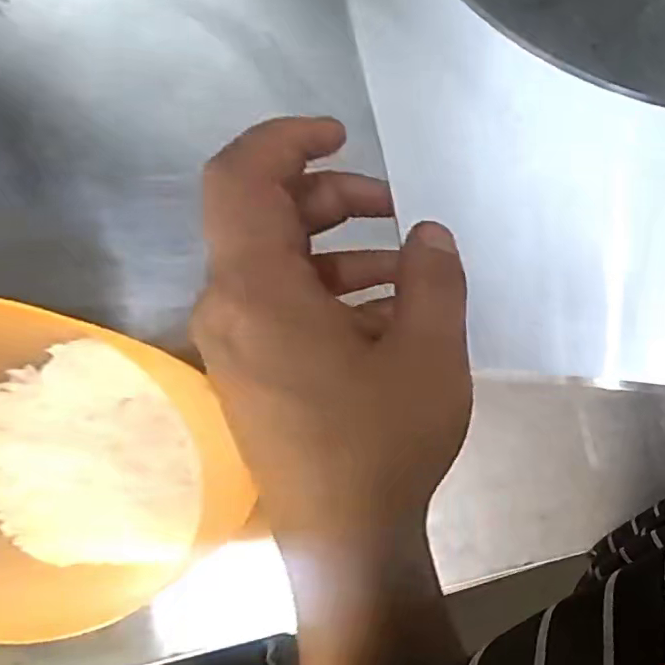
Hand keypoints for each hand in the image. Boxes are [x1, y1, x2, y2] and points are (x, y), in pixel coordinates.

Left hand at [191, 117, 470, 556]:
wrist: (348, 529)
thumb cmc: (389, 437)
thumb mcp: (432, 354)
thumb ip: (434, 283)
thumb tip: (430, 235)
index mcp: (259, 291)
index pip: (244, 181)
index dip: (289, 144)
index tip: (345, 135)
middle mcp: (230, 309)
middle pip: (264, 224)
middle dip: (331, 202)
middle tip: (399, 210)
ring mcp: (239, 347)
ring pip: (282, 274)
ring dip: (344, 258)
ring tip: (412, 276)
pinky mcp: (258, 379)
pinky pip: (289, 315)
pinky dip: (337, 300)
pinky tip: (393, 325)